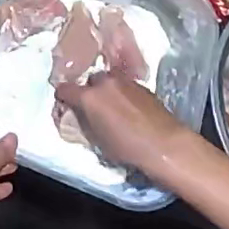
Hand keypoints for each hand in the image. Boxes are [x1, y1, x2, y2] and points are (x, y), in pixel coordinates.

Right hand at [53, 69, 196, 179]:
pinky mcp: (141, 84)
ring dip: (106, 90)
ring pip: (107, 80)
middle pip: (89, 81)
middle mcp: (104, 82)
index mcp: (88, 97)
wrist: (165, 144)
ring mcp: (124, 81)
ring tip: (112, 107)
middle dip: (88, 92)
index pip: (64, 90)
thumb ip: (85, 121)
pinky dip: (122, 92)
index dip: (63, 98)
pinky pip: (124, 84)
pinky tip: (129, 108)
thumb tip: (81, 115)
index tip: (66, 105)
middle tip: (93, 108)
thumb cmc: (127, 148)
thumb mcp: (97, 140)